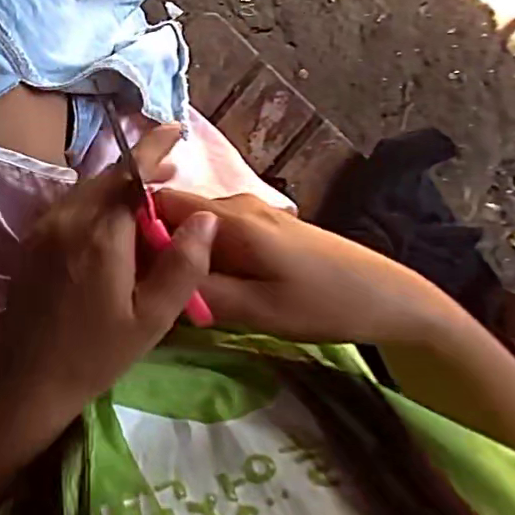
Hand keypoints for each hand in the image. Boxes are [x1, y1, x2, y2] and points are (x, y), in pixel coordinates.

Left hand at [0, 126, 215, 453]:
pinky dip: (96, 200)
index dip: (155, 148)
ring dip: (117, 183)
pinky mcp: (31, 241)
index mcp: (100, 236)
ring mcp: (43, 229)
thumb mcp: (152, 318)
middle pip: (107, 177)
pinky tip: (112, 220)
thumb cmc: (96, 354)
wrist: (28, 380)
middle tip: (171, 166)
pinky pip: (70, 206)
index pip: (131, 175)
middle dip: (140, 166)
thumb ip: (183, 264)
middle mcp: (66, 221)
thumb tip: (205, 217)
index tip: (176, 129)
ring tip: (148, 192)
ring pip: (86, 189)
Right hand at [150, 190, 466, 347]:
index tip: (124, 265)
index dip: (135, 228)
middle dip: (158, 246)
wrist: (390, 297)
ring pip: (197, 227)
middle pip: (177, 214)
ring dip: (183, 254)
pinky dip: (205, 256)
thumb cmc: (324, 303)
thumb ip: (201, 295)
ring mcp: (254, 213)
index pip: (162, 203)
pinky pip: (219, 235)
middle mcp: (238, 204)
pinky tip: (210, 285)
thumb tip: (155, 282)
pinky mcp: (266, 228)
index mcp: (232, 219)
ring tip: (175, 291)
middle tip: (147, 287)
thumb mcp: (258, 311)